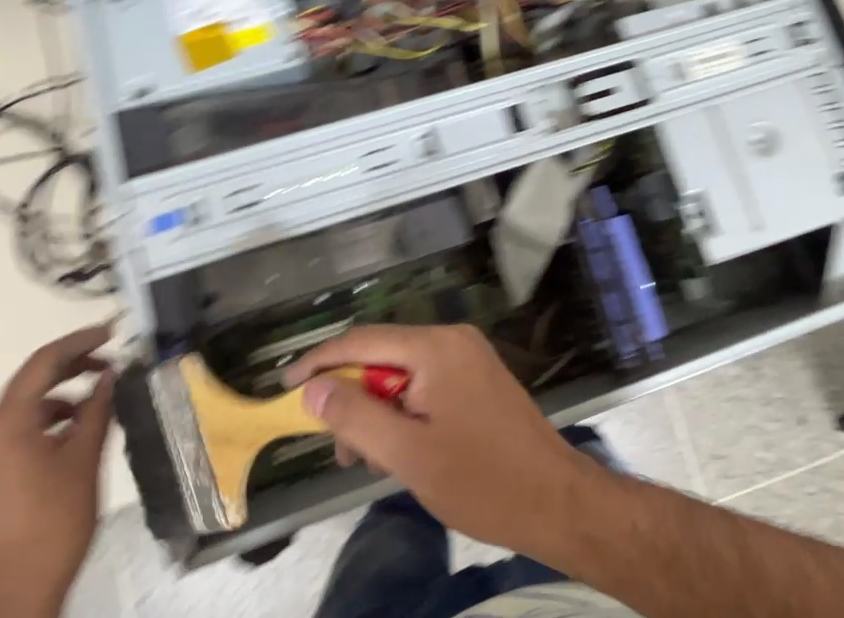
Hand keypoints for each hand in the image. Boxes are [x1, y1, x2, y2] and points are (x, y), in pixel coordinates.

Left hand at [0, 325, 116, 617]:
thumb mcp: (85, 461)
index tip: (111, 332)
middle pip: (30, 383)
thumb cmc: (54, 524)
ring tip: (99, 400)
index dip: (79, 341)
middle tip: (110, 360)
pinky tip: (76, 435)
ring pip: (25, 409)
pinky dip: (49, 422)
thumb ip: (97, 411)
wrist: (14, 593)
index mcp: (8, 424)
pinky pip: (19, 432)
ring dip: (62, 395)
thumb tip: (108, 376)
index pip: (42, 363)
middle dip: (71, 365)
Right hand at [284, 324, 594, 553]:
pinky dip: (403, 412)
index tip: (284, 388)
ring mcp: (469, 359)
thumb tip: (313, 389)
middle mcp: (452, 340)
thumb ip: (355, 417)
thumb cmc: (481, 480)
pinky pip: (426, 385)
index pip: (360, 342)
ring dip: (376, 411)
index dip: (318, 363)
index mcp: (435, 347)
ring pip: (402, 375)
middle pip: (381, 356)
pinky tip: (397, 450)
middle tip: (333, 445)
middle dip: (351, 397)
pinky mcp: (478, 380)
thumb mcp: (407, 454)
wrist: (558, 502)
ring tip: (363, 459)